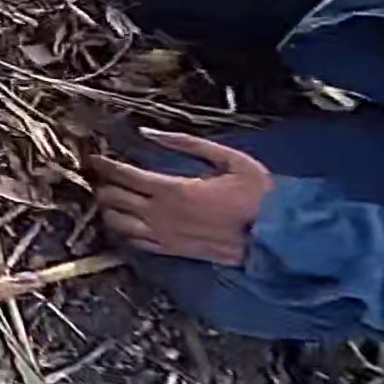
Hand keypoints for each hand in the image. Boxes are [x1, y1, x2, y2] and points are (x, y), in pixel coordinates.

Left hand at [87, 129, 274, 265]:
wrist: (291, 239)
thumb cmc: (262, 196)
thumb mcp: (231, 160)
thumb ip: (185, 143)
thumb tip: (147, 132)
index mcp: (173, 190)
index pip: (122, 174)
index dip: (102, 164)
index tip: (93, 158)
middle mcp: (162, 214)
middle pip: (111, 198)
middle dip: (100, 185)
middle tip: (99, 177)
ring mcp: (166, 235)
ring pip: (116, 222)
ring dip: (107, 208)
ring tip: (109, 198)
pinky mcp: (175, 251)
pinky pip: (135, 242)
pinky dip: (122, 230)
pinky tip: (125, 220)